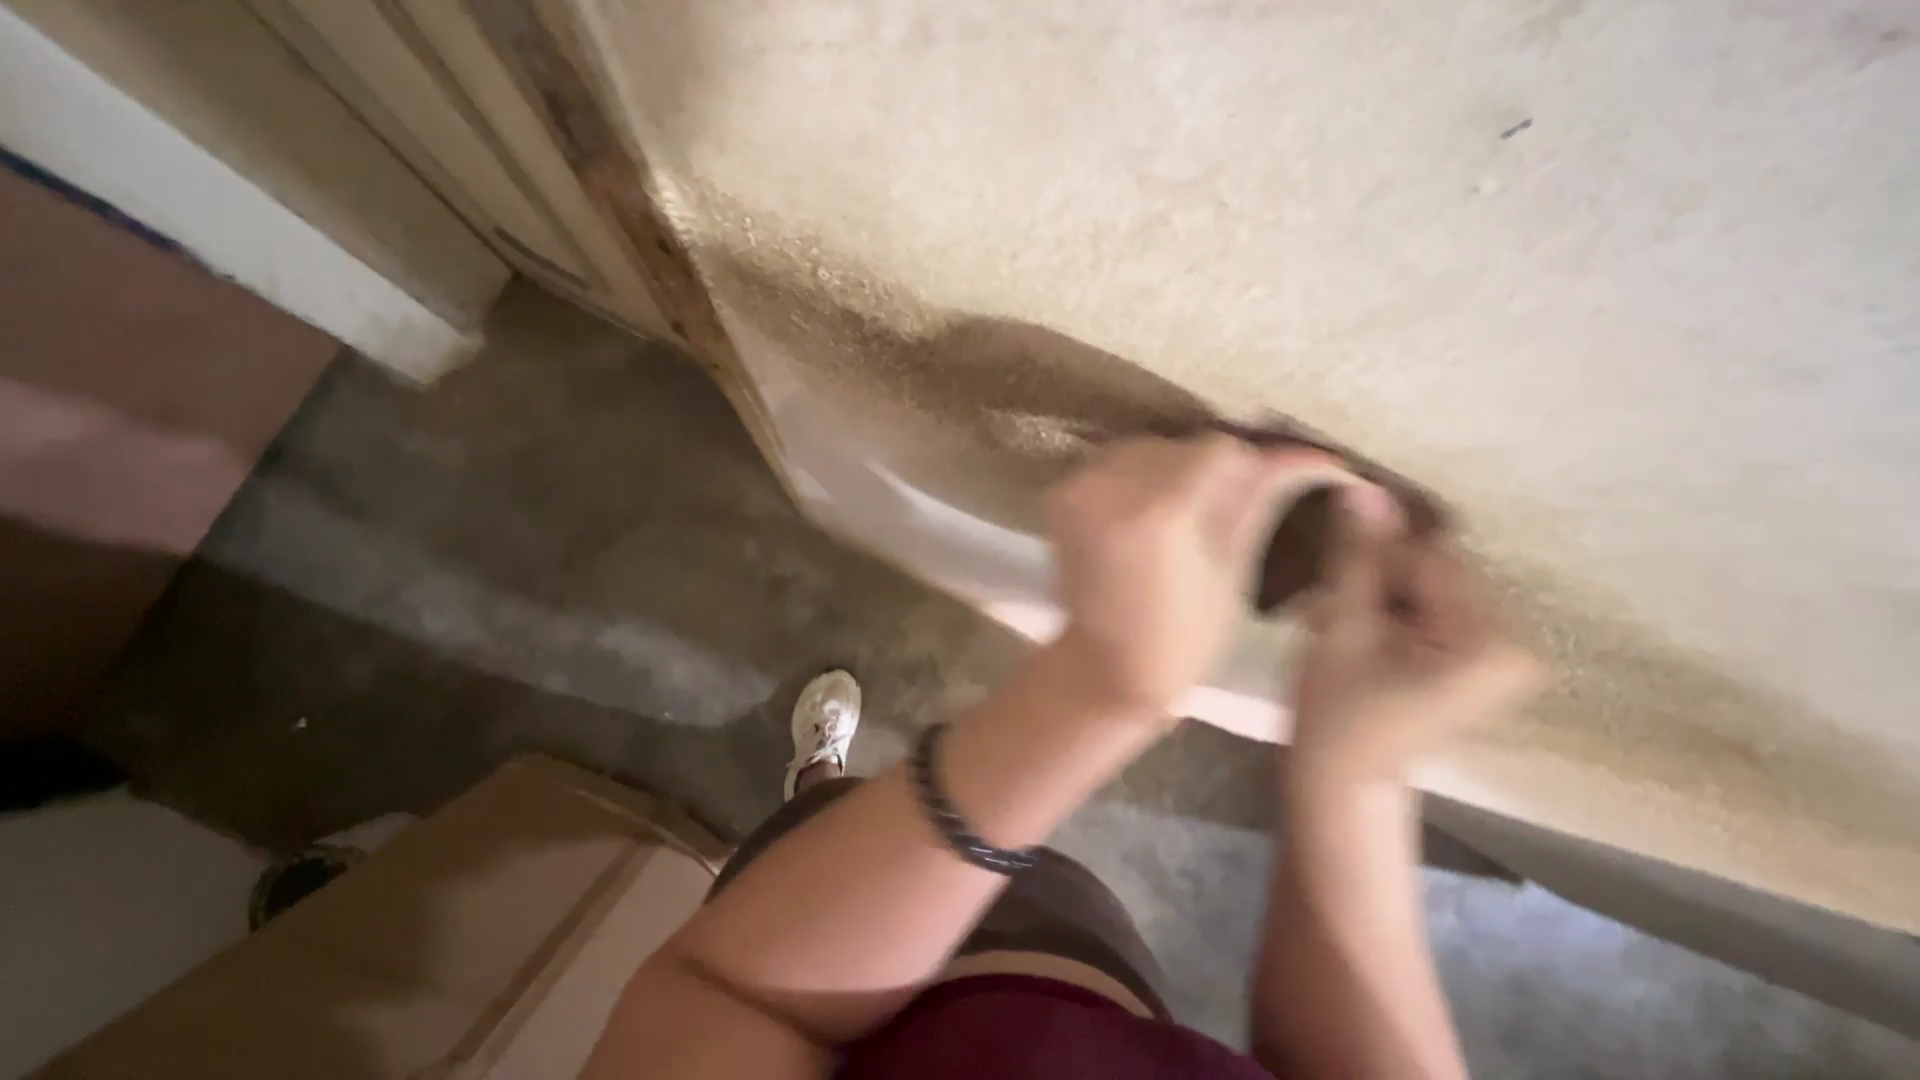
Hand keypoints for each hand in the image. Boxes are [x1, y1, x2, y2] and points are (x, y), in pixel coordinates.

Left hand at [1044, 434, 1357, 714]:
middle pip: (1180, 445)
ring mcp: (1081, 488)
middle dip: (1207, 468)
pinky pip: (1113, 464)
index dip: (1246, 464)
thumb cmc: (1184, 636)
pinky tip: (1148, 513)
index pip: (1218, 448)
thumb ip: (1258, 498)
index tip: (1260, 486)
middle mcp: (1115, 487)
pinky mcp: (1062, 496)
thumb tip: (1310, 453)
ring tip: (1184, 512)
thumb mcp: (1232, 569)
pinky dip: (1136, 478)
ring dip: (1170, 469)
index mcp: (1164, 509)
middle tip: (1223, 505)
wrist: (1105, 666)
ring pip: (1145, 448)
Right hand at [1291, 486, 1541, 781]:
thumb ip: (1358, 557)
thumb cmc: (1336, 714)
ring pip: (1433, 589)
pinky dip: (1400, 616)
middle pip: (1437, 573)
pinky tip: (1370, 643)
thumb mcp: (1343, 628)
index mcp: (1491, 641)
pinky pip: (1440, 612)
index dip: (1374, 565)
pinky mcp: (1486, 665)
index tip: (1336, 595)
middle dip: (1382, 583)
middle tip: (1336, 620)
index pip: (1430, 559)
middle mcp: (1516, 645)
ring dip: (1386, 598)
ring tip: (1350, 636)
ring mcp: (1505, 658)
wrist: (1343, 784)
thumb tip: (1364, 489)